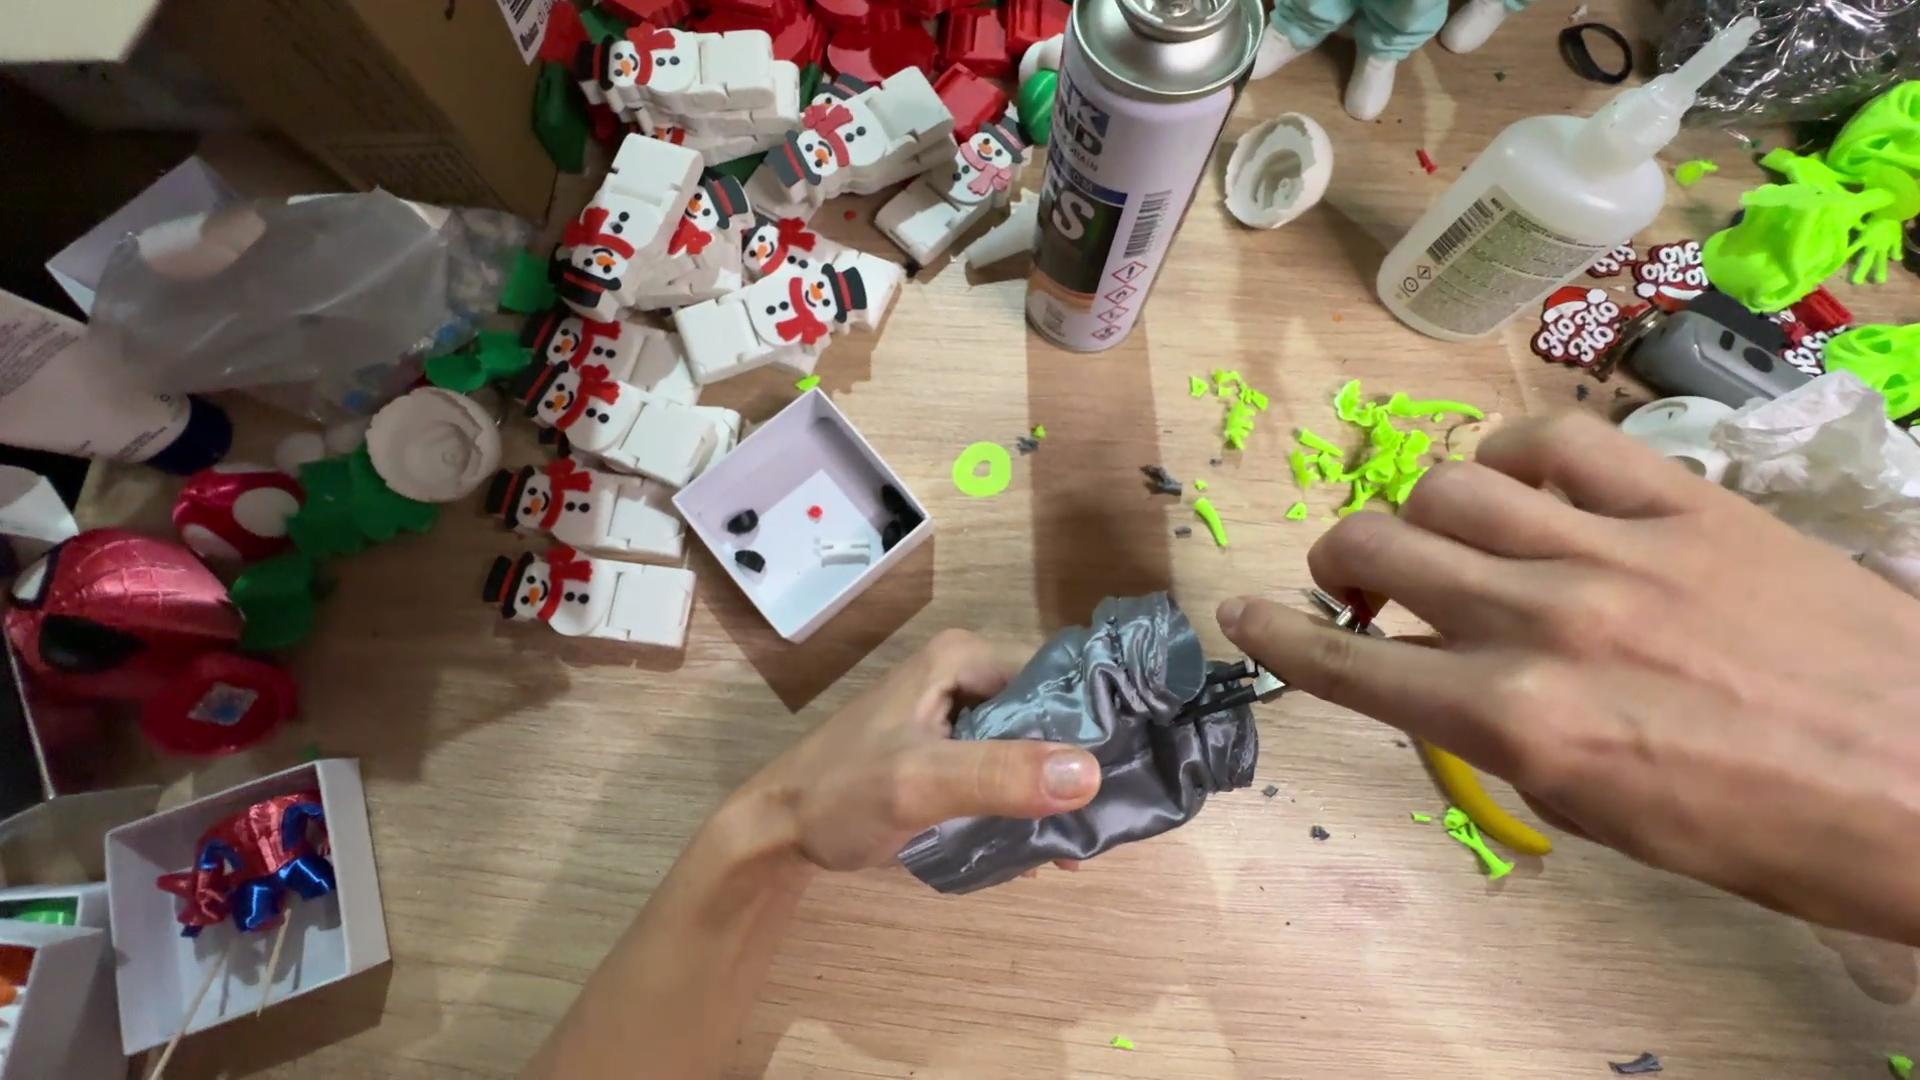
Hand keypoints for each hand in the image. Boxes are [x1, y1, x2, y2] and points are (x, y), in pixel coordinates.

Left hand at [732, 630, 1101, 872]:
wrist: (778, 828)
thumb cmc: (841, 793)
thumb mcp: (919, 782)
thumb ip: (999, 774)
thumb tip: (1091, 773)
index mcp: (961, 658)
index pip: (1052, 681)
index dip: (1087, 728)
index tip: (1117, 785)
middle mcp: (964, 673)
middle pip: (1042, 716)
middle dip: (1069, 772)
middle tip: (1093, 830)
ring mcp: (954, 712)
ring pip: (1025, 748)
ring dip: (1046, 796)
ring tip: (1068, 849)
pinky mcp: (946, 748)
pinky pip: (1001, 769)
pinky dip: (1017, 804)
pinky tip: (1030, 849)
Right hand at [1218, 412, 1919, 944]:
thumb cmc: (1753, 827)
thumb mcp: (1582, 806)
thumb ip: (1478, 726)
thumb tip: (1423, 665)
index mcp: (1513, 719)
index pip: (1346, 663)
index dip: (1274, 634)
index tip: (1238, 614)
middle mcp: (1541, 624)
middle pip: (1374, 544)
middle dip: (1336, 561)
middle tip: (1358, 583)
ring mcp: (1613, 553)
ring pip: (1447, 485)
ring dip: (1419, 515)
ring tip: (1448, 539)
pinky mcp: (1687, 507)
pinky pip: (1557, 443)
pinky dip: (1511, 459)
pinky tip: (1520, 488)